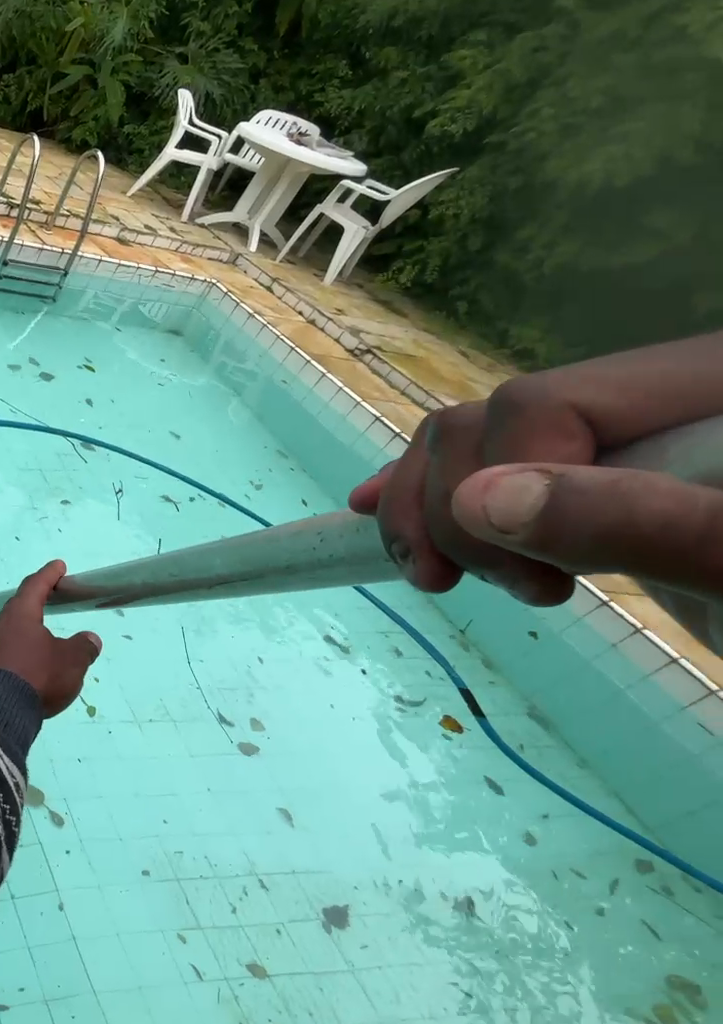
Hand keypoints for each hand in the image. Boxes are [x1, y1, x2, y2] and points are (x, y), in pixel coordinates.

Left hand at [0, 560, 102, 717]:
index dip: (48, 575)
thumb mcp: (71, 662)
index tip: (58, 566)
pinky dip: (18, 649)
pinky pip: (4, 650)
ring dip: (26, 630)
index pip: (35, 586)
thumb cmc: (37, 676)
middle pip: (19, 607)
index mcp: (20, 615)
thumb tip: (90, 638)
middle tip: (50, 597)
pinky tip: (27, 662)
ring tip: (42, 635)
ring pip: (10, 630)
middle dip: (35, 602)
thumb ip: (82, 647)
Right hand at [348, 332, 722, 651]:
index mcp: (712, 385)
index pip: (549, 401)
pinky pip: (490, 464)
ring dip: (433, 512)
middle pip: (495, 419)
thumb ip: (643, 522)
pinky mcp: (607, 479)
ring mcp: (628, 439)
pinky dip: (430, 494)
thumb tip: (477, 501)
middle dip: (454, 506)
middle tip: (492, 592)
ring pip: (472, 442)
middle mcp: (662, 394)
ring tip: (451, 579)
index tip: (534, 581)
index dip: (504, 483)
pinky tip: (380, 511)